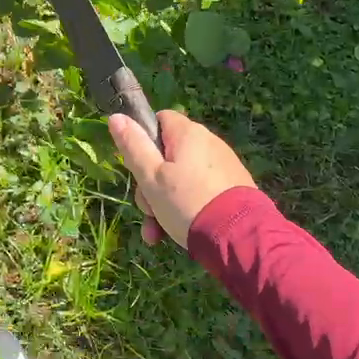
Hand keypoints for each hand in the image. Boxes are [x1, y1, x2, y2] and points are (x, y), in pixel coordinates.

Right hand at [108, 110, 255, 247]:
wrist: (242, 241)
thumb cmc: (188, 203)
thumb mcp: (151, 177)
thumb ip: (132, 146)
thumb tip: (116, 116)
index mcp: (188, 133)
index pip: (159, 120)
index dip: (143, 140)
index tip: (138, 167)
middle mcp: (210, 143)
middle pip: (168, 154)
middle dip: (151, 183)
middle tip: (147, 210)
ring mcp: (225, 167)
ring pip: (182, 178)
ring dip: (165, 202)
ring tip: (158, 234)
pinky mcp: (236, 189)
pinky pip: (202, 192)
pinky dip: (188, 208)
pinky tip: (179, 235)